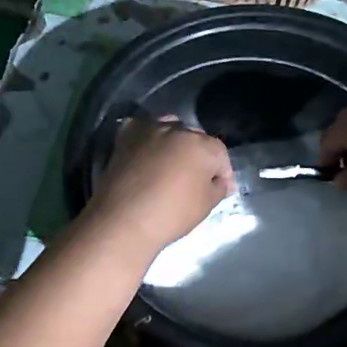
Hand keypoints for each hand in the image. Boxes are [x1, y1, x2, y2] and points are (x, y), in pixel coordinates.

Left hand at [87, 118, 233, 251]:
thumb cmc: (170, 214)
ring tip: (171, 161)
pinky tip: (147, 151)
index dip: (224, 172)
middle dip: (199, 154)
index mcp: (201, 145)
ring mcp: (149, 130)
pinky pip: (143, 130)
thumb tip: (220, 182)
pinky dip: (148, 138)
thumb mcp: (205, 206)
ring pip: (169, 127)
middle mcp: (177, 129)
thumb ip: (218, 188)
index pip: (220, 154)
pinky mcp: (125, 136)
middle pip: (195, 138)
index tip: (222, 187)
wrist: (123, 219)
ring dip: (174, 142)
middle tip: (196, 176)